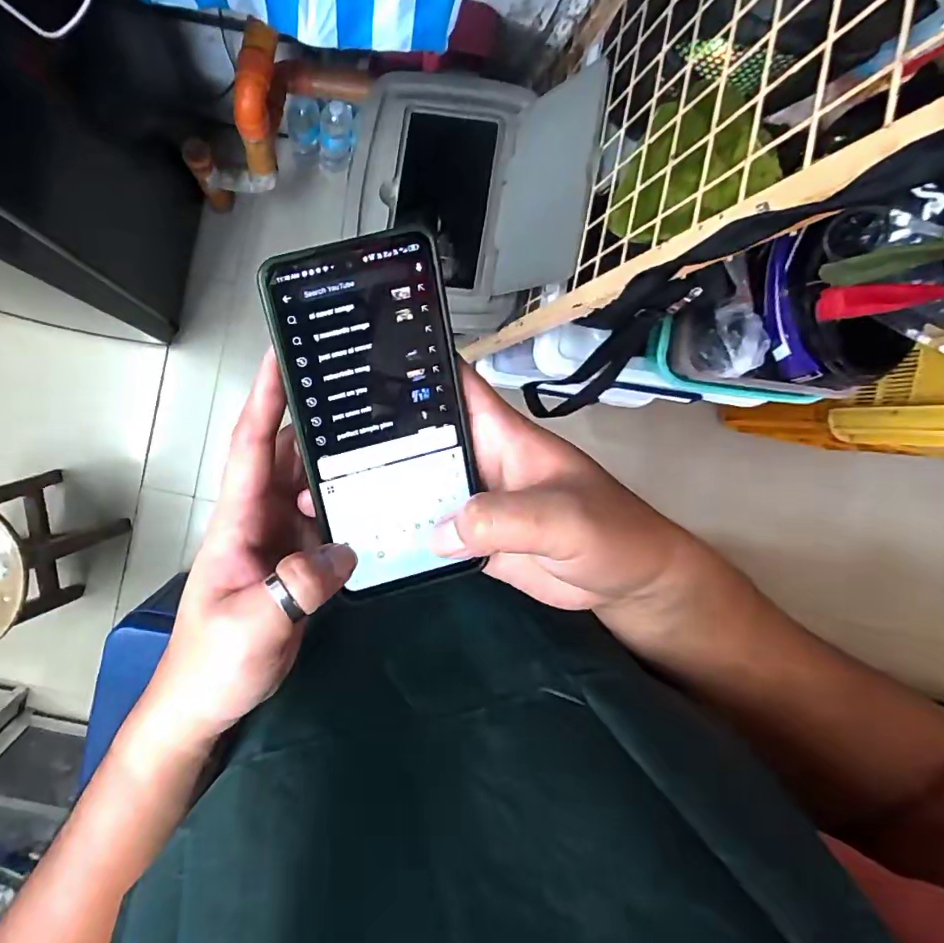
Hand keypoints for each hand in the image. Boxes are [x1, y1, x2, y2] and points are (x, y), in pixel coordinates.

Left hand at [136, 352, 356, 748]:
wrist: (205, 703)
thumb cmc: (211, 663)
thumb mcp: (251, 627)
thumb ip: (294, 587)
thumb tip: (343, 551)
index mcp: (237, 522)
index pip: (250, 447)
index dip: (264, 399)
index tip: (280, 353)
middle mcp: (259, 520)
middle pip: (286, 455)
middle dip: (314, 417)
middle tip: (357, 384)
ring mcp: (279, 541)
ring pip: (308, 486)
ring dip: (336, 461)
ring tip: (381, 433)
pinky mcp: (297, 565)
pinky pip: (326, 522)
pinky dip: (349, 506)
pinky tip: (380, 499)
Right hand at [298, 360, 706, 613]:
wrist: (626, 585)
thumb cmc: (610, 532)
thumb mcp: (564, 518)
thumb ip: (505, 518)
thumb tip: (439, 531)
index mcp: (498, 434)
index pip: (453, 385)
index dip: (414, 364)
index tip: (362, 357)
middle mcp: (475, 459)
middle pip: (416, 437)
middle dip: (373, 434)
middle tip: (317, 440)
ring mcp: (468, 500)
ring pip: (413, 486)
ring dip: (376, 488)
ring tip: (321, 489)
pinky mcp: (465, 539)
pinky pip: (423, 529)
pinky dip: (395, 531)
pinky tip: (360, 535)